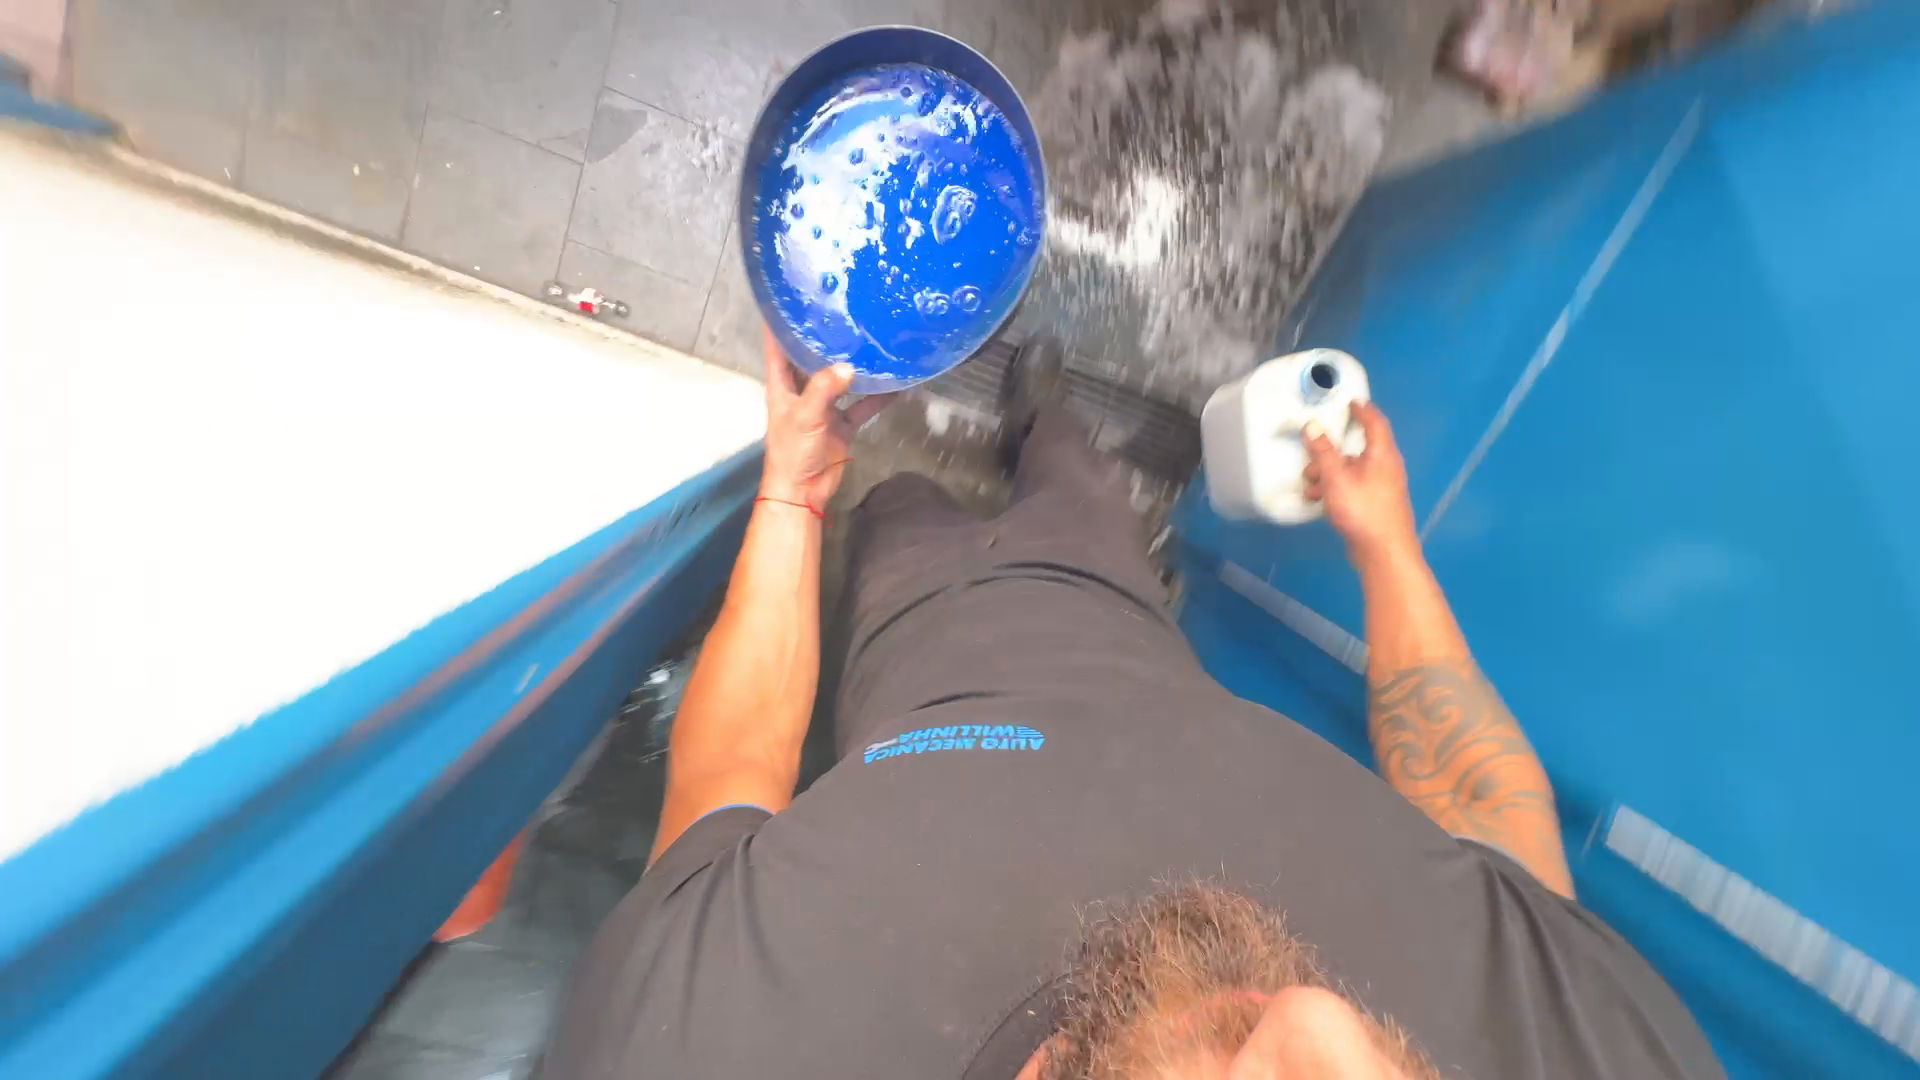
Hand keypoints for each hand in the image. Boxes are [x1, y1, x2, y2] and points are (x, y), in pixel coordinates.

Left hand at [759, 326, 893, 510]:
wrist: (803, 491)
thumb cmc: (792, 452)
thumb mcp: (805, 416)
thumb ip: (825, 389)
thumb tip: (849, 367)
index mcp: (782, 384)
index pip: (777, 344)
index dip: (780, 320)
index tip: (791, 293)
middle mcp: (801, 390)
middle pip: (811, 357)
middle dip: (824, 337)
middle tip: (844, 310)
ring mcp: (823, 407)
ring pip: (839, 379)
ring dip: (854, 365)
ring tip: (872, 340)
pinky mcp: (841, 424)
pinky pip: (861, 406)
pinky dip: (876, 397)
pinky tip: (894, 383)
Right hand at [1303, 400, 1418, 567]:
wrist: (1383, 550)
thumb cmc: (1361, 509)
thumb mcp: (1336, 477)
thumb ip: (1323, 451)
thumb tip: (1312, 425)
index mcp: (1381, 454)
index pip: (1375, 423)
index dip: (1363, 410)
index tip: (1350, 402)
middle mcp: (1385, 467)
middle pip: (1358, 449)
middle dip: (1332, 450)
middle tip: (1312, 453)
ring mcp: (1382, 486)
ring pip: (1352, 470)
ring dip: (1329, 472)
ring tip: (1310, 484)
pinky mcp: (1375, 503)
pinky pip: (1352, 486)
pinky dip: (1335, 487)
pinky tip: (1319, 500)